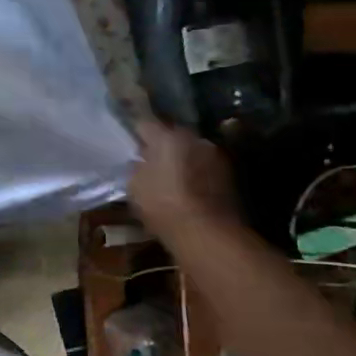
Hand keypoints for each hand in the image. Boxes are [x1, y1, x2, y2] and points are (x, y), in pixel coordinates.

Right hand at [129, 120, 240, 240]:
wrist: (206, 230)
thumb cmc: (161, 203)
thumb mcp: (134, 184)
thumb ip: (136, 166)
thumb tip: (140, 160)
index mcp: (169, 137)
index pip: (145, 124)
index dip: (133, 133)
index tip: (126, 143)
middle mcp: (196, 139)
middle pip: (172, 136)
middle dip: (159, 146)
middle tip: (144, 162)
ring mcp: (215, 156)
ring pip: (189, 151)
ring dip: (178, 160)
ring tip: (165, 177)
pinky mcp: (228, 174)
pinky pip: (202, 166)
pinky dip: (192, 173)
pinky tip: (183, 188)